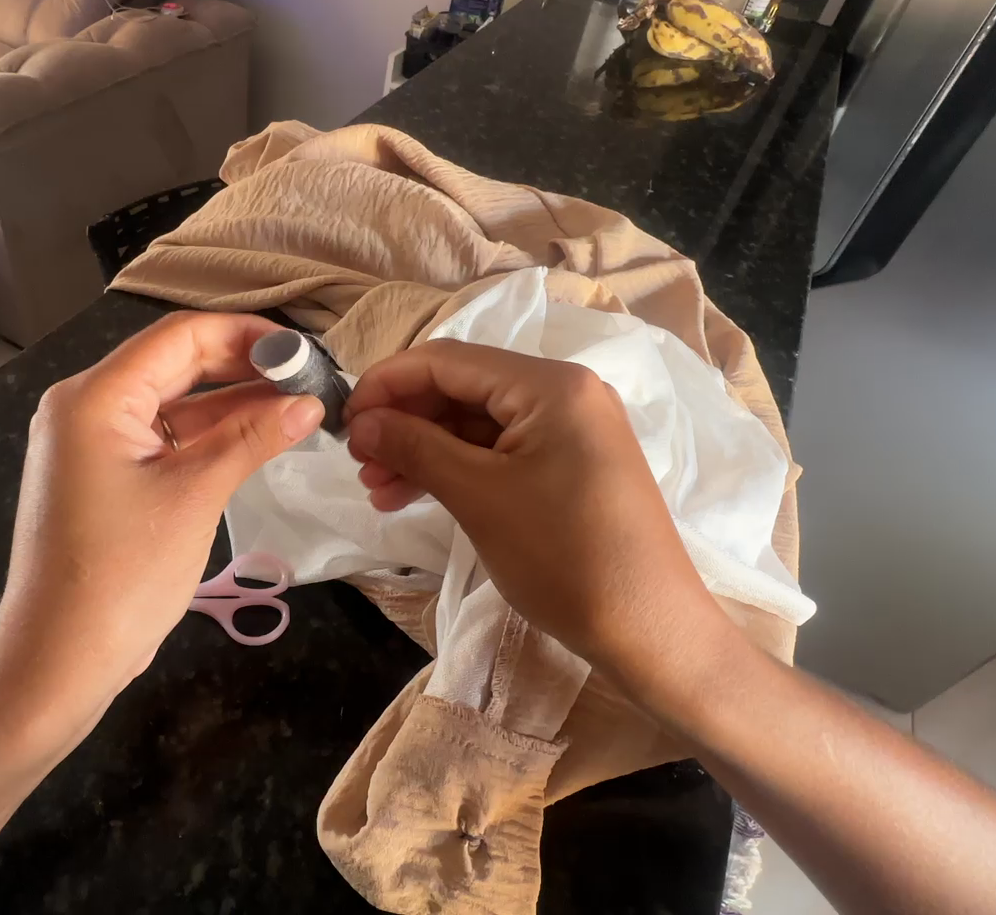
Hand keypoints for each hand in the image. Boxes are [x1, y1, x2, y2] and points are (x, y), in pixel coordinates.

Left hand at [0, 312, 323, 738]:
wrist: (59, 662)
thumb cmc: (123, 573)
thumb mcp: (195, 495)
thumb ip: (253, 437)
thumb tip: (310, 402)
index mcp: (95, 396)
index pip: (180, 336)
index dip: (246, 334)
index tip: (303, 349)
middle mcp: (89, 405)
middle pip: (177, 363)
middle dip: (244, 367)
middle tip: (308, 377)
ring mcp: (96, 441)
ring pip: (176, 401)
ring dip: (233, 402)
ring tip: (298, 404)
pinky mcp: (109, 473)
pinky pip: (166, 437)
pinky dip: (211, 435)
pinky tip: (261, 434)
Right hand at [343, 340, 739, 708]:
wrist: (651, 634)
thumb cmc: (564, 558)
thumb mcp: (479, 496)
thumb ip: (414, 447)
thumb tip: (361, 422)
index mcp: (550, 384)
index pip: (447, 361)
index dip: (387, 384)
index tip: (344, 419)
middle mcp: (563, 392)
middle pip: (460, 389)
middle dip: (404, 422)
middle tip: (358, 463)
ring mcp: (569, 430)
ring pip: (474, 423)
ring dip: (423, 450)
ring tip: (376, 489)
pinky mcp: (568, 464)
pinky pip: (498, 450)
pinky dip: (455, 468)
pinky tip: (413, 494)